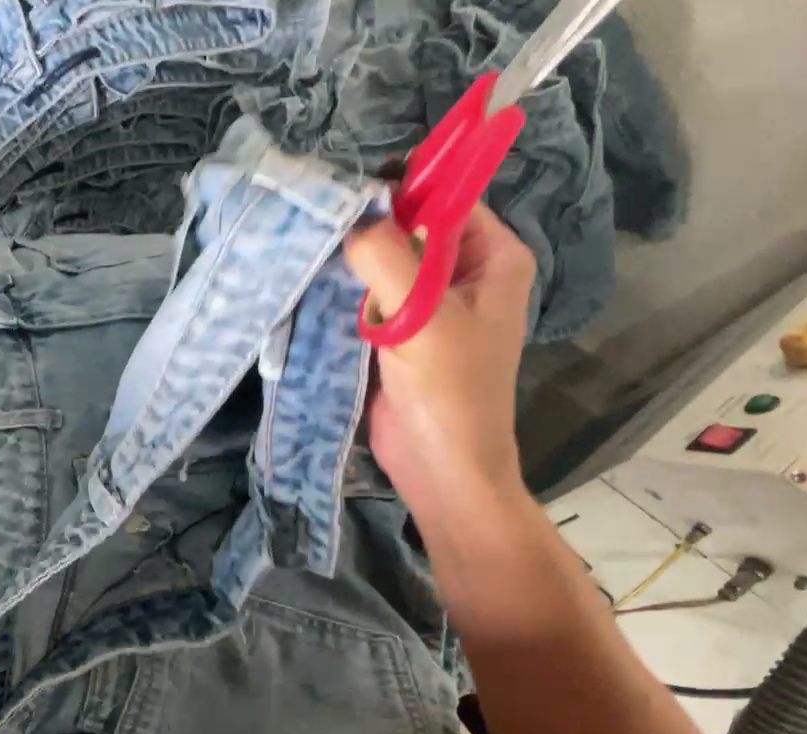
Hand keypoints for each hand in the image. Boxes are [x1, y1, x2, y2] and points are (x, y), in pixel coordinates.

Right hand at [344, 205, 534, 520]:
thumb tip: (353, 221)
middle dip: (370, 233)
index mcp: (494, 259)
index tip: (351, 198)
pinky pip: (371, 301)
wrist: (440, 466)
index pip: (448, 202)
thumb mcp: (422, 315)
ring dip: (353, 269)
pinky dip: (346, 299)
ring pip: (385, 267)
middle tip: (323, 231)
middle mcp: (464, 276)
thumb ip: (388, 258)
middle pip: (412, 232)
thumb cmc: (448, 389)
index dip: (403, 194)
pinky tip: (318, 295)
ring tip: (313, 260)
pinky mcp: (399, 337)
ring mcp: (429, 308)